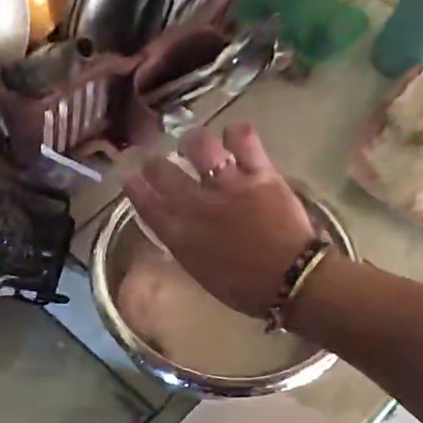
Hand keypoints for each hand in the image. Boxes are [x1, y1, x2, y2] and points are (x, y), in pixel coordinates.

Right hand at [123, 124, 314, 317]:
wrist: (290, 280)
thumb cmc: (245, 288)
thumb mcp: (203, 273)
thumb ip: (186, 245)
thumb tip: (178, 227)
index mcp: (181, 235)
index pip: (145, 202)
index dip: (134, 186)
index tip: (131, 178)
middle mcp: (197, 204)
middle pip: (163, 169)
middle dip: (155, 163)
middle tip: (158, 162)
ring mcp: (228, 184)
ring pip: (199, 144)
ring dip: (193, 143)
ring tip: (196, 146)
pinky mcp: (259, 171)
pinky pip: (242, 136)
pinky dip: (235, 134)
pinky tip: (234, 140)